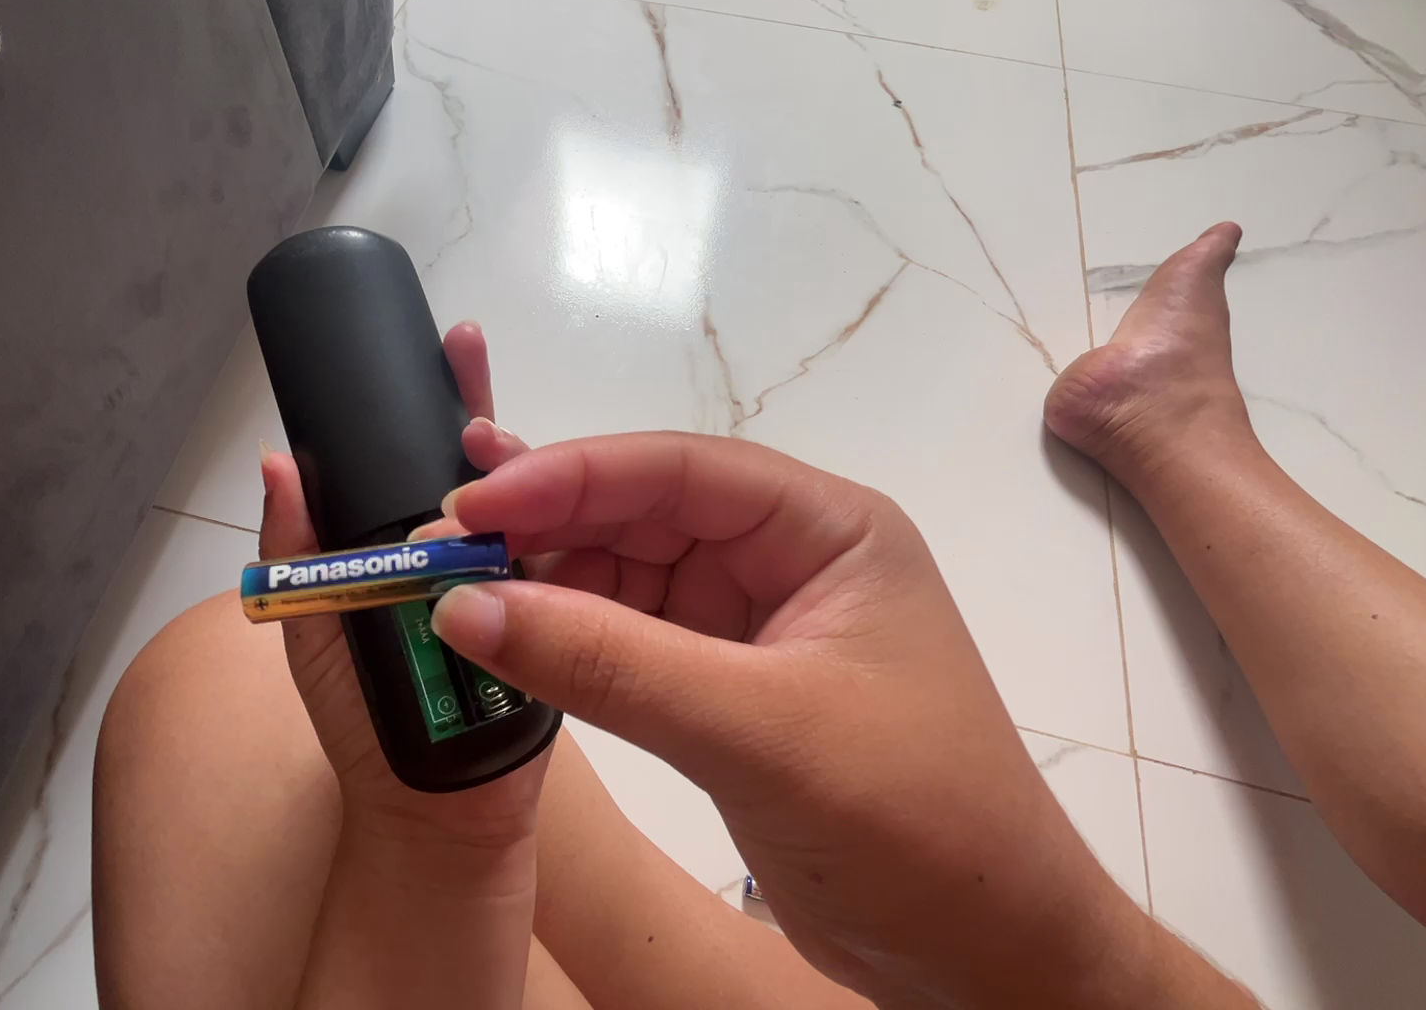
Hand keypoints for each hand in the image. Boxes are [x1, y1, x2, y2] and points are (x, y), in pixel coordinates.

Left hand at [258, 321, 543, 848]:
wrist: (446, 798)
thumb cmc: (372, 718)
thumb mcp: (320, 630)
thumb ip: (301, 555)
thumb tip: (276, 463)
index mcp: (401, 547)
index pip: (407, 461)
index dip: (415, 406)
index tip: (426, 350)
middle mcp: (456, 549)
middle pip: (471, 468)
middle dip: (472, 406)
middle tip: (469, 343)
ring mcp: (510, 573)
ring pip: (520, 498)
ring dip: (520, 450)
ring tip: (502, 403)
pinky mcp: (553, 603)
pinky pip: (561, 547)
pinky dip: (564, 510)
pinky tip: (573, 470)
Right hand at [425, 433, 1251, 1008]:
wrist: (981, 954)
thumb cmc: (911, 822)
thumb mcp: (753, 729)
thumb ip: (605, 662)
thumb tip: (465, 605)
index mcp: (821, 526)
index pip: (679, 471)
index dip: (571, 475)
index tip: (476, 503)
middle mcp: (780, 553)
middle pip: (641, 513)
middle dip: (545, 525)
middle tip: (443, 547)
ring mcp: (747, 615)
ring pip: (624, 572)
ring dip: (545, 579)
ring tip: (456, 585)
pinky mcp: (719, 675)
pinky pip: (625, 633)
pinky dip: (565, 634)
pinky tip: (507, 634)